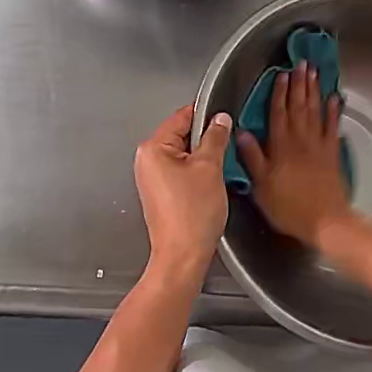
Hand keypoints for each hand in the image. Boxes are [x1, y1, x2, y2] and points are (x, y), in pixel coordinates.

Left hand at [134, 104, 232, 281]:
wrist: (183, 255)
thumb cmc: (191, 216)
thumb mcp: (210, 168)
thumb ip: (215, 137)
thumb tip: (220, 120)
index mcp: (153, 148)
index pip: (181, 116)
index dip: (206, 115)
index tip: (224, 118)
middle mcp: (147, 160)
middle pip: (182, 134)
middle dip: (206, 140)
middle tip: (224, 152)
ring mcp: (153, 177)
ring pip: (184, 153)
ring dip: (203, 158)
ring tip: (216, 173)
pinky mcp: (161, 191)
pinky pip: (181, 170)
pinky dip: (197, 172)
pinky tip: (208, 185)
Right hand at [237, 64, 352, 246]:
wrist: (326, 221)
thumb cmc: (289, 207)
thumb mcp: (262, 186)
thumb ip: (252, 158)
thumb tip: (242, 133)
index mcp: (281, 147)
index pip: (278, 114)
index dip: (279, 93)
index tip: (280, 75)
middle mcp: (300, 141)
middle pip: (299, 106)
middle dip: (299, 84)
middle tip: (301, 63)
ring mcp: (319, 145)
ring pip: (316, 111)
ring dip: (315, 90)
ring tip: (315, 72)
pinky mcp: (333, 154)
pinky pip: (333, 127)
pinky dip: (334, 111)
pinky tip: (335, 98)